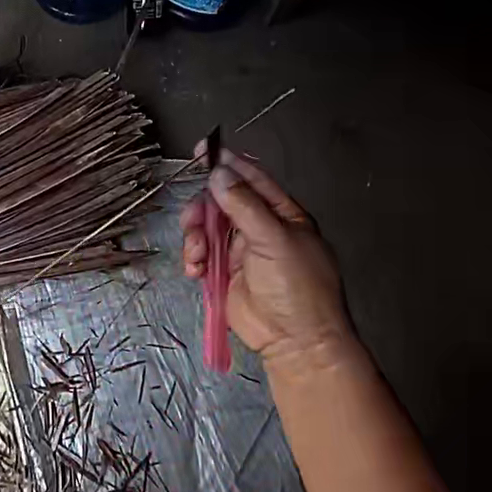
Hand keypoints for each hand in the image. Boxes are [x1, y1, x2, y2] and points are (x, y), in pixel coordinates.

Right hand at [181, 147, 359, 375]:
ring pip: (206, 229)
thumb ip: (243, 205)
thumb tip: (219, 174)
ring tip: (198, 255)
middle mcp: (260, 228)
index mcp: (281, 214)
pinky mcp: (224, 274)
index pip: (251, 179)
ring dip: (196, 238)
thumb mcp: (273, 239)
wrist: (294, 341)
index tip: (203, 150)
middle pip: (221, 203)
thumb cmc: (297, 287)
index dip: (228, 163)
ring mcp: (241, 252)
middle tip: (193, 218)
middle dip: (203, 208)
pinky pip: (201, 256)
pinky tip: (197, 271)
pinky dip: (195, 260)